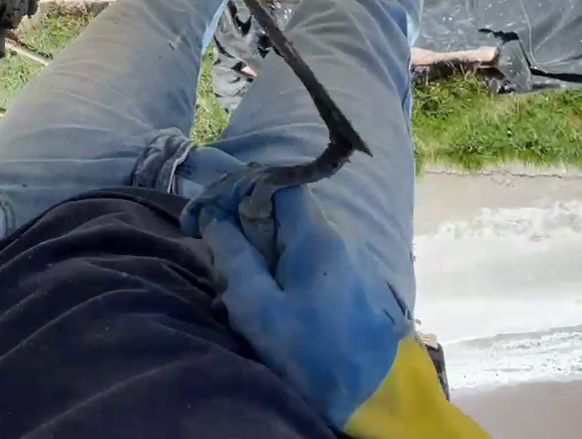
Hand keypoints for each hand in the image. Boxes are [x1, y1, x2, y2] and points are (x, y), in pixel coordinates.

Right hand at [193, 182, 486, 438]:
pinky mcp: (344, 278)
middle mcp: (333, 234)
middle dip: (238, 228)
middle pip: (275, 209)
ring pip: (283, 236)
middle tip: (214, 260)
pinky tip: (258, 303)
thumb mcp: (259, 308)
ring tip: (232, 293)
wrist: (376, 400)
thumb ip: (232, 255)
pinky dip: (272, 270)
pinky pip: (298, 257)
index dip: (235, 190)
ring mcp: (342, 256)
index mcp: (315, 234)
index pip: (273, 182)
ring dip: (252, 254)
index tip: (205, 218)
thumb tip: (213, 216)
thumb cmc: (314, 354)